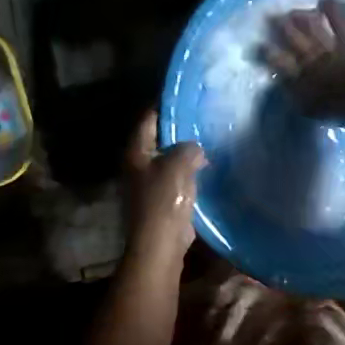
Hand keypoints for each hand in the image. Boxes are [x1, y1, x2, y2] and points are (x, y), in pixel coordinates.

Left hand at [124, 111, 203, 266]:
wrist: (160, 246)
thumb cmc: (164, 201)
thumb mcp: (177, 165)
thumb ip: (187, 148)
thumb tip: (194, 148)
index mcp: (135, 152)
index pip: (148, 119)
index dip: (166, 107)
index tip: (187, 98)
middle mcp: (138, 165)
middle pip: (158, 139)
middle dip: (178, 130)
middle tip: (203, 118)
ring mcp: (149, 184)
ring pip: (168, 159)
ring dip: (185, 153)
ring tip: (209, 140)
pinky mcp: (162, 200)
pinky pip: (177, 178)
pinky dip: (189, 172)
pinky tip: (208, 169)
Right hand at [263, 0, 344, 112]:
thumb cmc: (335, 109)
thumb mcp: (304, 107)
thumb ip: (290, 92)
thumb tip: (280, 80)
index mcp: (296, 75)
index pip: (276, 60)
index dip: (266, 50)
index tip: (258, 43)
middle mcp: (309, 56)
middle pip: (291, 37)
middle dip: (279, 26)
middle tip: (271, 15)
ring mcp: (329, 45)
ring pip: (311, 27)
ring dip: (301, 17)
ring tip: (292, 10)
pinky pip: (338, 21)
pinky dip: (332, 10)